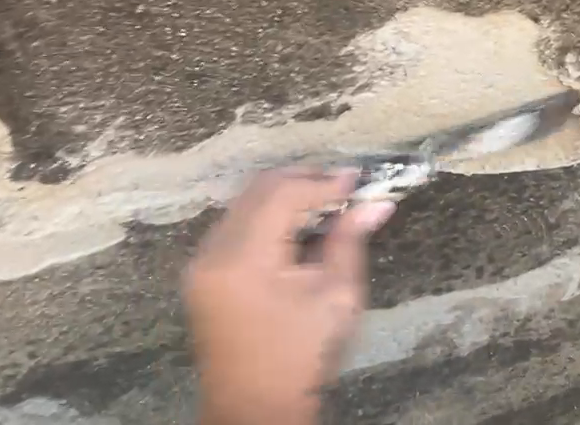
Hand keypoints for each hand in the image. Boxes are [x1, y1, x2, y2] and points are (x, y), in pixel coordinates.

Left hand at [184, 168, 396, 424]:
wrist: (253, 411)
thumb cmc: (300, 358)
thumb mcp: (335, 297)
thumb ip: (350, 240)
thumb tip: (378, 201)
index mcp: (243, 261)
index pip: (283, 195)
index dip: (322, 182)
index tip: (356, 181)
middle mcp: (213, 252)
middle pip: (260, 188)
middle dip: (304, 179)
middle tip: (343, 185)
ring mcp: (201, 260)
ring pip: (246, 198)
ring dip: (286, 192)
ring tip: (326, 199)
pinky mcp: (202, 268)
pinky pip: (237, 219)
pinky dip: (268, 210)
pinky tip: (298, 220)